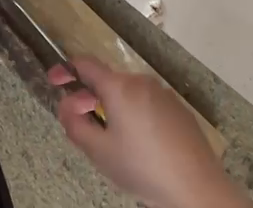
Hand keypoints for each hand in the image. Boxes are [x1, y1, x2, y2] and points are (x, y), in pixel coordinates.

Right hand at [51, 57, 252, 207]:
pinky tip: (139, 143)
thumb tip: (66, 105)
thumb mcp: (99, 152)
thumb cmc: (143, 168)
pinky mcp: (179, 109)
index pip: (85, 64)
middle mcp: (141, 82)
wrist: (197, 189)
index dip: (66, 69)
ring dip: (113, 107)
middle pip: (107, 81)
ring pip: (128, 94)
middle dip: (89, 97)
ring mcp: (163, 94)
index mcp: (119, 87)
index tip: (54, 80)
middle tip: (80, 121)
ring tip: (111, 139)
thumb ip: (75, 124)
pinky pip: (148, 104)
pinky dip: (135, 114)